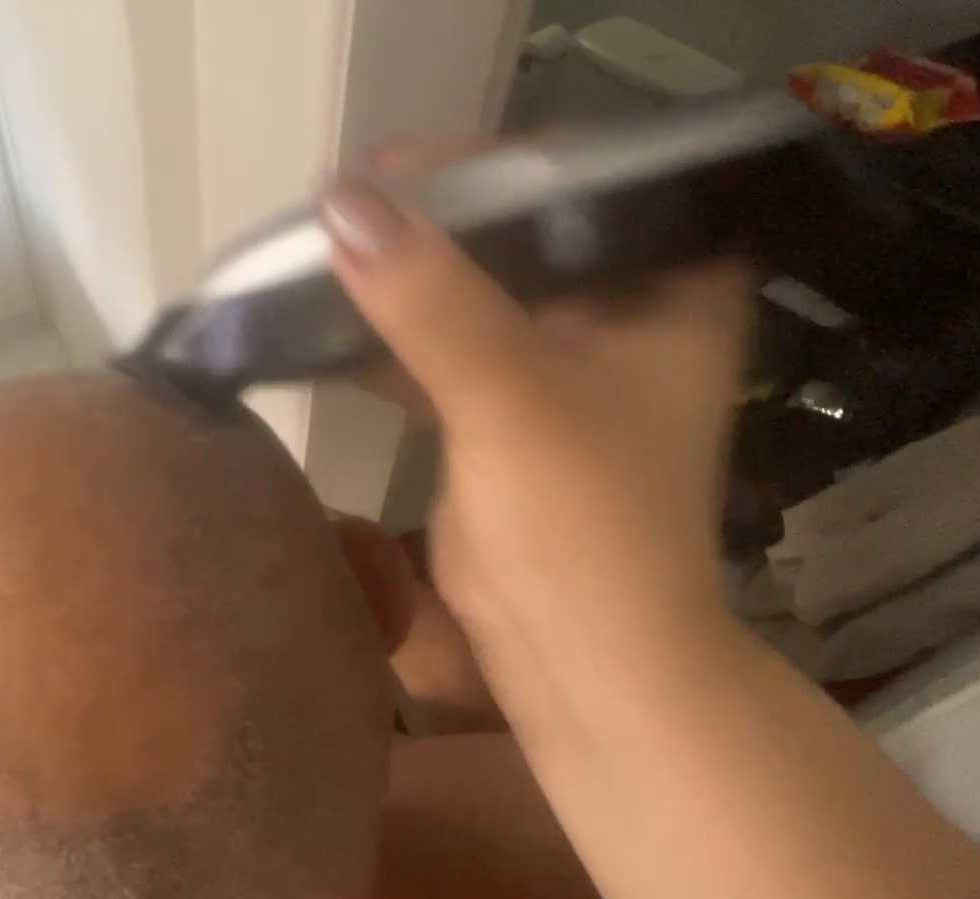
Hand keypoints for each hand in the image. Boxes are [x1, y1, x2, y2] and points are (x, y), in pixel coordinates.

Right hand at [319, 168, 755, 678]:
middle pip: (510, 236)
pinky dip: (383, 342)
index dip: (482, 168)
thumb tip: (338, 206)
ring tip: (319, 252)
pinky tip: (324, 325)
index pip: (574, 184)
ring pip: (464, 296)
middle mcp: (612, 313)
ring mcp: (550, 366)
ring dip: (396, 281)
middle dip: (425, 223)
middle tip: (340, 203)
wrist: (577, 652)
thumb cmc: (581, 524)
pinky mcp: (496, 415)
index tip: (389, 165)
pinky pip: (435, 354)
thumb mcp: (510, 397)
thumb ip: (429, 299)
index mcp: (660, 286)